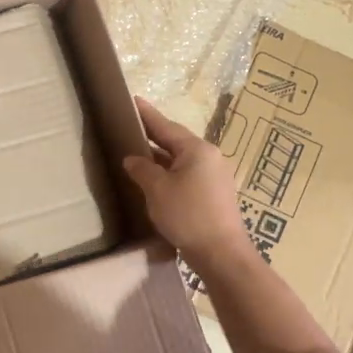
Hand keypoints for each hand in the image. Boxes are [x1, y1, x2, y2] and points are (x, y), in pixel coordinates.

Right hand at [122, 97, 254, 269]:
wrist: (220, 252)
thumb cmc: (187, 215)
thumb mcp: (157, 189)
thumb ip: (142, 169)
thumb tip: (132, 159)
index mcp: (197, 150)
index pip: (166, 126)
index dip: (148, 115)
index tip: (134, 100)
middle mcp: (211, 157)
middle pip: (177, 142)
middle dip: (154, 137)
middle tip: (133, 129)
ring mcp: (217, 176)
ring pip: (183, 160)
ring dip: (162, 158)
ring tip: (140, 155)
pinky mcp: (217, 194)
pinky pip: (189, 175)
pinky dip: (172, 173)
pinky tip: (158, 181)